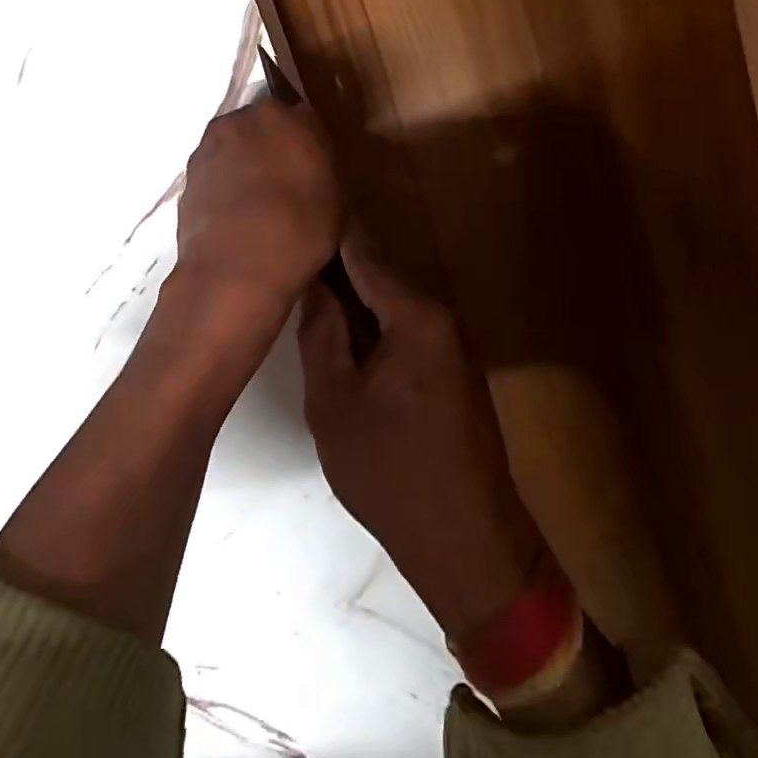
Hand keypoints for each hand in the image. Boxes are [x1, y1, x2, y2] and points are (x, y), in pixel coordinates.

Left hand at [177, 98, 341, 304]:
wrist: (235, 269)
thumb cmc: (299, 229)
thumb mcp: (335, 195)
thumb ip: (320, 163)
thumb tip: (307, 155)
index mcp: (282, 116)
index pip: (301, 117)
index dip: (308, 142)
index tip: (314, 167)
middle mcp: (239, 121)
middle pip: (260, 126)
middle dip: (272, 147)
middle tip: (286, 183)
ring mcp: (207, 149)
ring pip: (233, 149)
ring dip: (244, 166)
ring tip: (258, 205)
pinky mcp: (187, 179)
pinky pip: (215, 175)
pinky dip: (224, 188)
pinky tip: (236, 217)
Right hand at [298, 240, 545, 640]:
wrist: (465, 538)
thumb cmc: (389, 470)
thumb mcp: (334, 402)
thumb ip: (322, 335)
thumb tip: (312, 285)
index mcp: (417, 316)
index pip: (366, 254)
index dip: (331, 236)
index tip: (298, 219)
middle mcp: (444, 319)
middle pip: (383, 277)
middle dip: (339, 267)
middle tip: (291, 261)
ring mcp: (454, 347)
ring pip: (395, 306)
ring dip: (356, 299)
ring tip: (309, 293)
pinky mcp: (455, 373)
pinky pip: (408, 332)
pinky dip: (376, 327)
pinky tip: (346, 337)